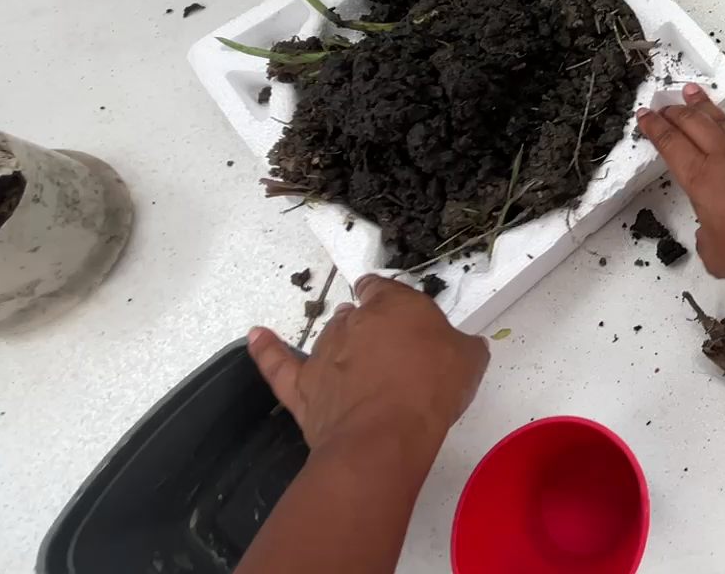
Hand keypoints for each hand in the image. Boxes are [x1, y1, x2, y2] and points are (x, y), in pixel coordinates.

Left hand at [247, 275, 489, 455]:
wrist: (386, 437)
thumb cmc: (433, 388)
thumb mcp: (469, 359)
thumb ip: (462, 345)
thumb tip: (463, 347)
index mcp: (398, 305)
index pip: (384, 287)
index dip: (389, 296)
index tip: (398, 308)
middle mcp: (356, 322)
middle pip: (357, 312)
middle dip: (369, 322)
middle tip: (387, 343)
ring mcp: (324, 355)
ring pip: (328, 337)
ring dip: (339, 340)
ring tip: (353, 352)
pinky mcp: (302, 389)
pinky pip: (278, 364)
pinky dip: (266, 350)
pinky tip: (256, 336)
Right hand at [636, 83, 724, 283]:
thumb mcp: (718, 255)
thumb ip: (707, 239)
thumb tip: (711, 232)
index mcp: (702, 179)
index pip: (671, 145)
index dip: (655, 128)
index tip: (645, 116)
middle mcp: (723, 158)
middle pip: (693, 123)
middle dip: (674, 112)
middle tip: (663, 104)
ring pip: (720, 121)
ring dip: (702, 106)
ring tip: (691, 93)